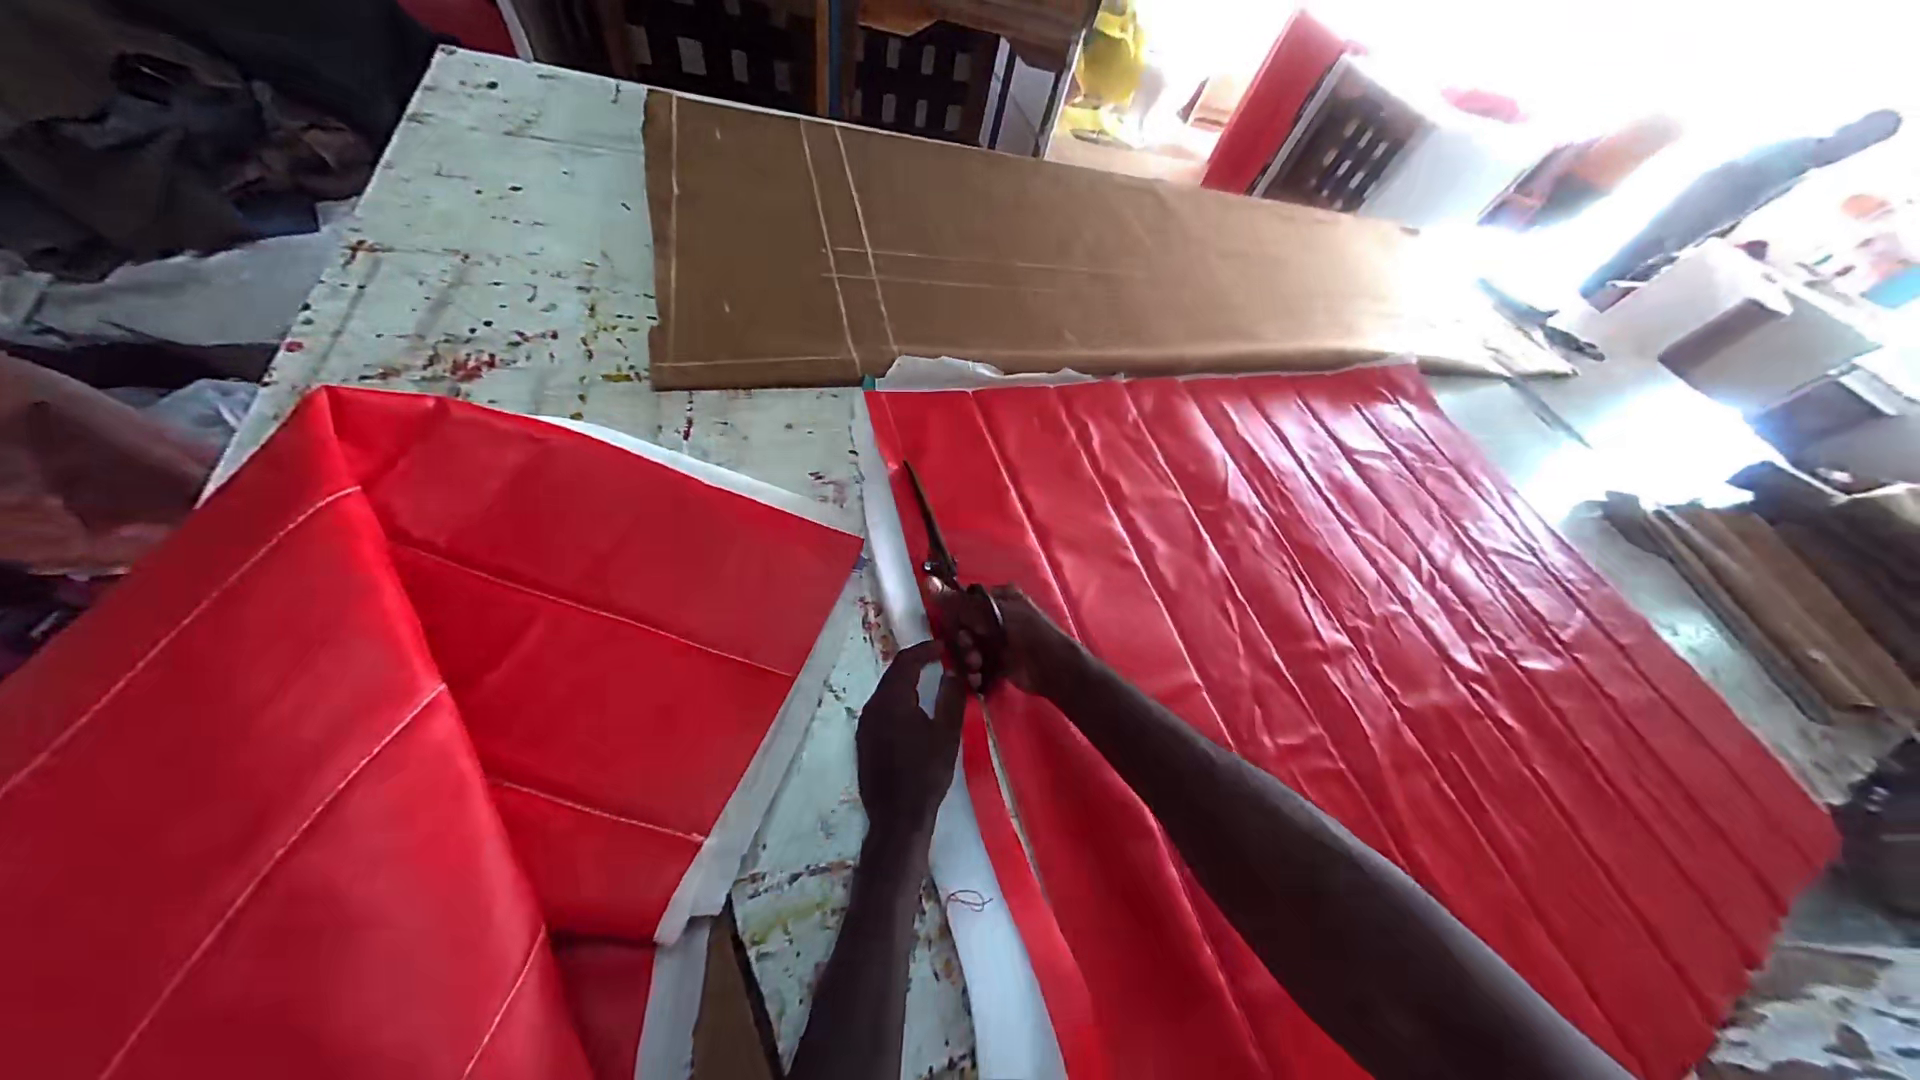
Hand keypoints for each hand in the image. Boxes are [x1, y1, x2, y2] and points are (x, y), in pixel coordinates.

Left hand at [856, 641, 965, 842]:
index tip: (943, 646)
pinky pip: (882, 708)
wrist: (897, 817)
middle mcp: (872, 707)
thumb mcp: (947, 734)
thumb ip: (951, 698)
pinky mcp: (865, 740)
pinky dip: (898, 699)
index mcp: (891, 700)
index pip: (906, 661)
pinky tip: (913, 708)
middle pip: (893, 674)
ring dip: (906, 681)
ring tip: (929, 679)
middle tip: (939, 659)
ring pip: (886, 691)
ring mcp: (865, 725)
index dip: (925, 649)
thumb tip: (952, 673)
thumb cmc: (926, 774)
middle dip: (916, 662)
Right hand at [928, 581, 1080, 695]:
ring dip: (969, 659)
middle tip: (970, 651)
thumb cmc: (1025, 632)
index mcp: (998, 598)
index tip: (955, 629)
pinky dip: (976, 673)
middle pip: (966, 628)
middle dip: (964, 643)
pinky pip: (979, 665)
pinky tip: (978, 680)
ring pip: (971, 648)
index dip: (956, 617)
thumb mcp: (990, 614)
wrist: (1052, 667)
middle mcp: (997, 617)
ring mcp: (1000, 641)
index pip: (965, 603)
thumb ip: (958, 603)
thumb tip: (928, 581)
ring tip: (977, 666)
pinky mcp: (1001, 663)